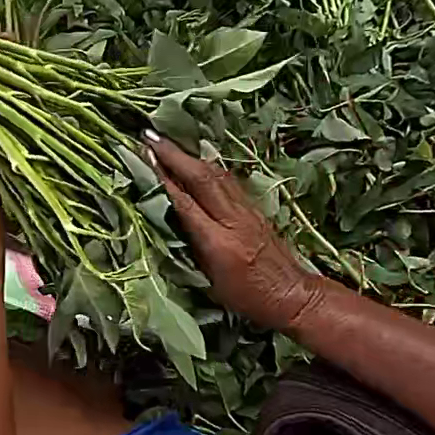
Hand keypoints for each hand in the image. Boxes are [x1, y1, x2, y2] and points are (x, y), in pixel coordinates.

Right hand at [145, 133, 325, 331]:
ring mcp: (247, 210)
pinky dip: (207, 167)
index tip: (143, 157)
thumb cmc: (246, 298)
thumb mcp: (210, 282)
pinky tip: (197, 161)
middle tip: (149, 136)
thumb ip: (190, 249)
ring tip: (167, 142)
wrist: (291, 294)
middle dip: (173, 154)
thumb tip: (168, 221)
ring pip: (216, 174)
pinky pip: (227, 181)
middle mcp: (233, 219)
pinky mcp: (255, 208)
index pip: (185, 202)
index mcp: (218, 242)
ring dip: (190, 156)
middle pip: (201, 178)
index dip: (162, 178)